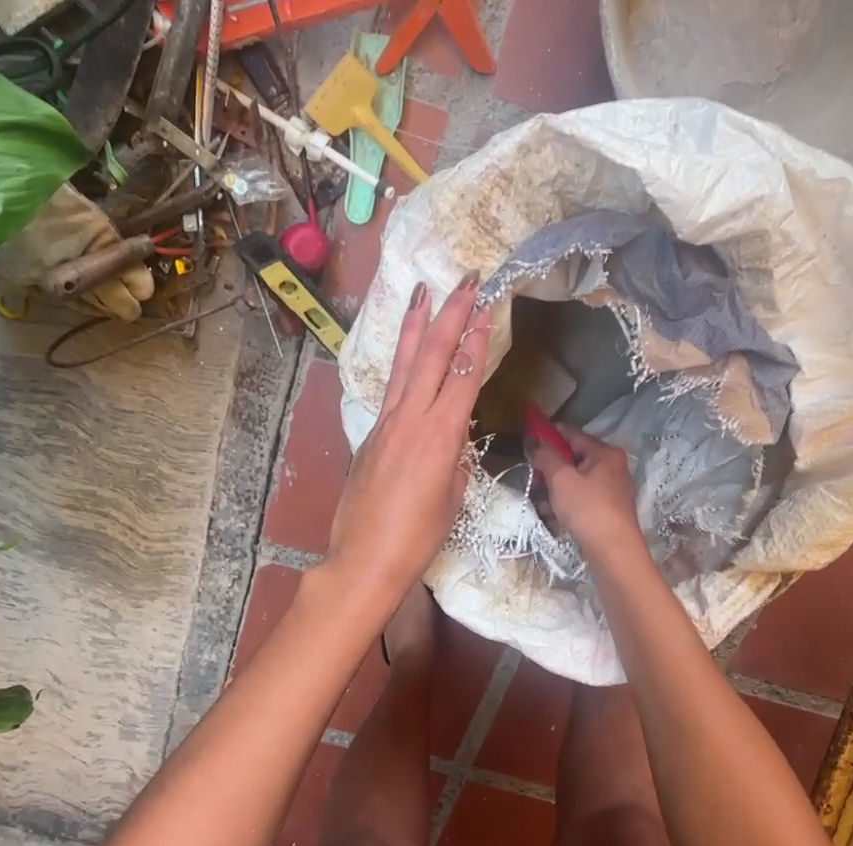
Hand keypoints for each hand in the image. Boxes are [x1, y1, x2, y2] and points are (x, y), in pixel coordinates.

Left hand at [327, 272, 491, 602]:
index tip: (487, 303)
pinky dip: (403, 363)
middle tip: (465, 279)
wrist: (365, 559)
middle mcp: (410, 419)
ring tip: (423, 291)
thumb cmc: (417, 539)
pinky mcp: (371, 436)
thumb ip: (454, 463)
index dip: (477, 336)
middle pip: (433, 355)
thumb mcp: (450, 499)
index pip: (463, 373)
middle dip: (450, 313)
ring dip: (417, 325)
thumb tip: (452, 446)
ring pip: (404, 364)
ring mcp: (386, 424)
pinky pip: (391, 390)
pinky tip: (408, 353)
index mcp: (439, 435)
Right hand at [525, 425, 643, 559]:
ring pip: (576, 481)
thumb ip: (546, 457)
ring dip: (556, 489)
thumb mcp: (561, 479)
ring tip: (541, 501)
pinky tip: (553, 516)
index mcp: (605, 453)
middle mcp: (612, 467)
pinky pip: (581, 499)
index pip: (573, 434)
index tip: (529, 435)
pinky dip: (566, 504)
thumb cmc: (587, 509)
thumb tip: (534, 441)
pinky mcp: (608, 511)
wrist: (613, 551)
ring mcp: (612, 490)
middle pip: (574, 459)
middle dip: (551, 468)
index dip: (550, 433)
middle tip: (533, 475)